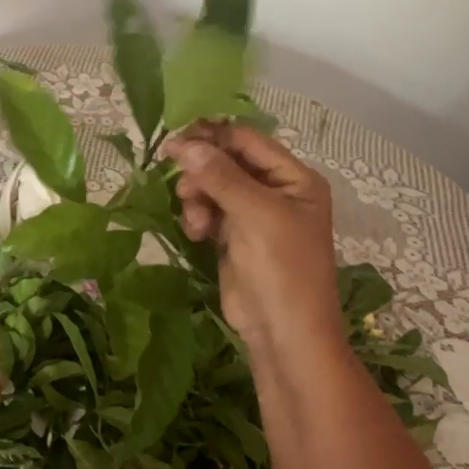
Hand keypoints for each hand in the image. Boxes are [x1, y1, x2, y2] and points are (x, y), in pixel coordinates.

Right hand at [158, 124, 342, 352]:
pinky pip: (208, 211)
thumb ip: (221, 177)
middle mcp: (276, 191)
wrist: (284, 332)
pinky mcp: (234, 237)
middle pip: (226, 162)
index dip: (212, 137)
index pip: (248, 141)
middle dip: (202, 173)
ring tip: (196, 222)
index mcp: (294, 179)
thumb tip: (183, 144)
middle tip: (181, 187)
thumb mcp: (255, 216)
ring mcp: (254, 214)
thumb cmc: (282, 269)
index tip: (173, 141)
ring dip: (197, 198)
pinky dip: (197, 217)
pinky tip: (196, 234)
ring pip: (212, 186)